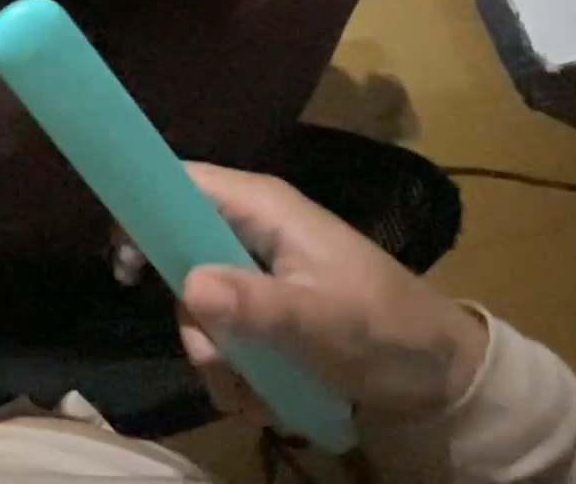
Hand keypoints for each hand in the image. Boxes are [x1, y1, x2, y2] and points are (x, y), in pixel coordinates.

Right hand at [172, 164, 489, 421]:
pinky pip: (218, 321)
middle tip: (206, 350)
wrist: (449, 379)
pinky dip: (228, 362)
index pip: (179, 181)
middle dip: (188, 308)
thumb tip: (187, 287)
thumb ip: (257, 303)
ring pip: (196, 296)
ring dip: (212, 348)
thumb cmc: (387, 331)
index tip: (126, 263)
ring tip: (248, 392)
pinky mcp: (259, 299)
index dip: (141, 207)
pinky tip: (255, 395)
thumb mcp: (324, 320)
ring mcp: (252, 264)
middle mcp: (248, 226)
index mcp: (261, 207)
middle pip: (178, 246)